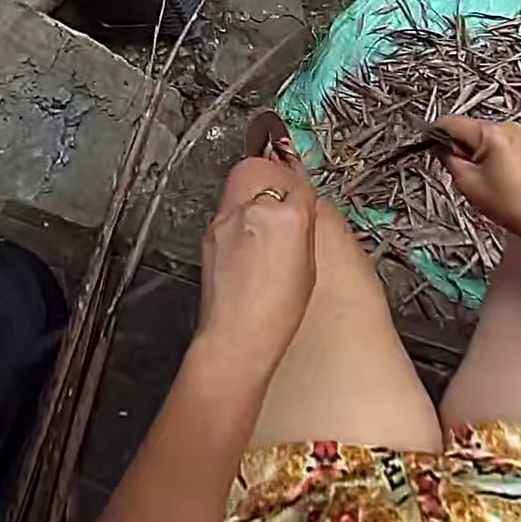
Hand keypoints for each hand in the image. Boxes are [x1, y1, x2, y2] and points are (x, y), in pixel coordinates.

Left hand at [196, 157, 316, 371]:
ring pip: (247, 195)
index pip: (301, 186)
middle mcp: (259, 209)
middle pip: (272, 185)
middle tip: (279, 221)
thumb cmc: (276, 313)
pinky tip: (242, 251)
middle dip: (277, 199)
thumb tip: (301, 217)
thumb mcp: (309, 268)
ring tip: (258, 239)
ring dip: (254, 209)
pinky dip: (236, 225)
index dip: (302, 196)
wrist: (236, 336)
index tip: (301, 201)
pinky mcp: (212, 229)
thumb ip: (303, 232)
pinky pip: (229, 215)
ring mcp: (231, 217)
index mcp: (291, 217)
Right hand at [434, 116, 520, 241]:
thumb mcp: (468, 182)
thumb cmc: (511, 204)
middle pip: (471, 131)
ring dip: (478, 154)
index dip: (437, 133)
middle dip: (461, 148)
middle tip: (464, 174)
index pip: (453, 123)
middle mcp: (509, 128)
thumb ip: (449, 159)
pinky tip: (500, 180)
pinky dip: (494, 158)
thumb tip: (441, 147)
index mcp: (492, 133)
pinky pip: (503, 146)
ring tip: (485, 180)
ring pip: (487, 139)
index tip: (429, 144)